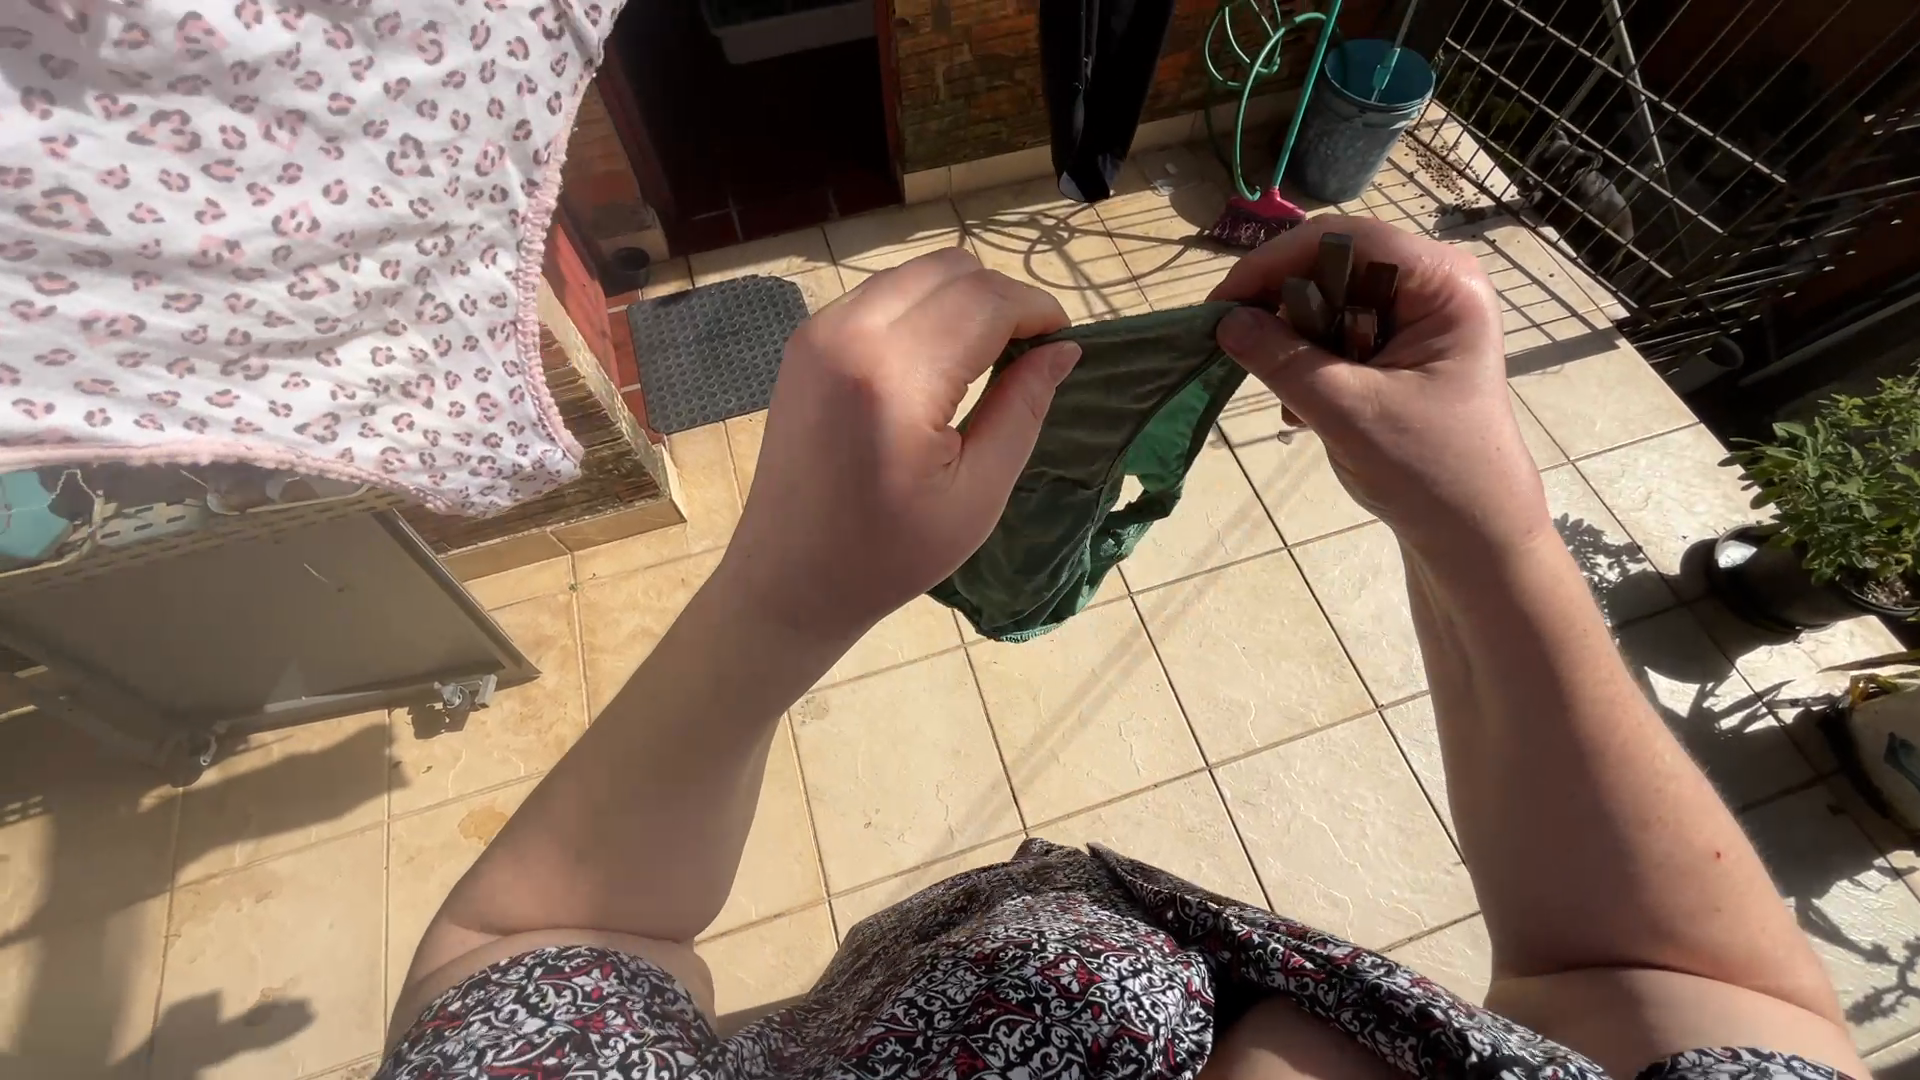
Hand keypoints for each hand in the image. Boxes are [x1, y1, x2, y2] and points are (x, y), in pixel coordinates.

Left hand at [719, 247, 1082, 643]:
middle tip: (1027, 351)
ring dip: (962, 298)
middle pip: (951, 270)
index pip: (985, 300)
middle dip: (1002, 298)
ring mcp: (818, 332)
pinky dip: (921, 309)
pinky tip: (935, 360)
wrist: (791, 577)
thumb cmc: (889, 556)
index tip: (1063, 340)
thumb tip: (1063, 350)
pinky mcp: (804, 343)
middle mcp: (849, 334)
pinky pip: (879, 295)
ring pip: (914, 274)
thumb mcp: (976, 496)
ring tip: (985, 355)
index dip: (1036, 310)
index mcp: (896, 377)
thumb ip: (1022, 410)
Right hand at [1208, 216, 1550, 567]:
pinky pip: (1332, 337)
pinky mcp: (1394, 351)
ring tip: (1287, 398)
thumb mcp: (1346, 411)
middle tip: (1239, 348)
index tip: (1221, 305)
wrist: (1469, 530)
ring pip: (1325, 304)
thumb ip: (1283, 361)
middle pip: (1332, 266)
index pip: (1344, 240)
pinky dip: (1305, 366)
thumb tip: (1223, 322)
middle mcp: (1429, 287)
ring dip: (1291, 345)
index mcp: (1440, 283)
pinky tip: (1303, 409)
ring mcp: (1413, 319)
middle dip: (1280, 308)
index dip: (1273, 264)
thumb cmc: (1426, 468)